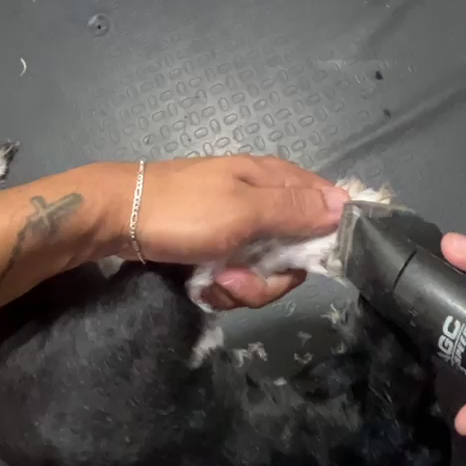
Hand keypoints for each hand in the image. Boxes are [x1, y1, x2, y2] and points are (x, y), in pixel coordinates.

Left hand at [93, 156, 346, 307]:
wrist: (119, 217)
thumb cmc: (183, 210)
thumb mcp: (244, 210)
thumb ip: (295, 209)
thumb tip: (346, 203)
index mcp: (272, 179)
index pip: (325, 204)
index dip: (325, 237)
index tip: (309, 262)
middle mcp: (260, 199)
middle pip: (295, 250)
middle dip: (271, 276)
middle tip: (241, 277)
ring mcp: (236, 224)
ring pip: (265, 269)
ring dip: (243, 286)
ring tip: (215, 280)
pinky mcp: (215, 245)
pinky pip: (237, 275)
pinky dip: (222, 286)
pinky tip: (202, 283)